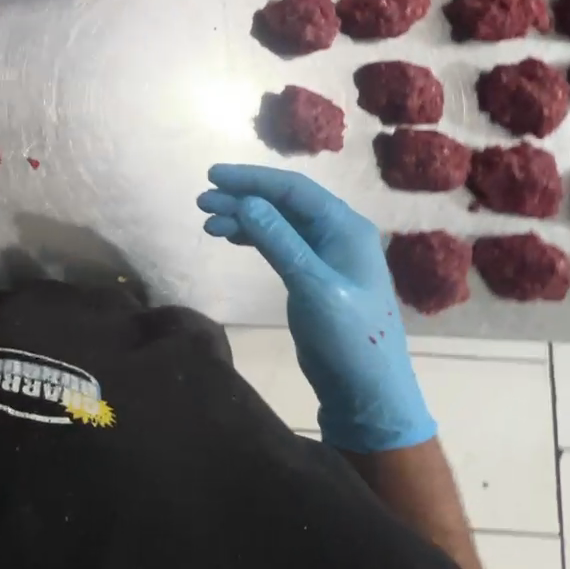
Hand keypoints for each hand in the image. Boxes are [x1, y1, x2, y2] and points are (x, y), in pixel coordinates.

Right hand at [198, 165, 435, 453]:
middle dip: (241, 197)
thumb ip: (280, 241)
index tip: (212, 176)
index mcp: (345, 228)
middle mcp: (336, 233)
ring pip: (276, 221)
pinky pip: (276, 241)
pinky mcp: (311, 274)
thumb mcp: (313, 286)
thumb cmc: (349, 339)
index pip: (293, 189)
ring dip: (242, 217)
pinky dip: (251, 235)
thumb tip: (246, 201)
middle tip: (201, 202)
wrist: (368, 393)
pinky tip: (228, 237)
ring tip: (207, 222)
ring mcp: (324, 254)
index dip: (251, 179)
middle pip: (282, 201)